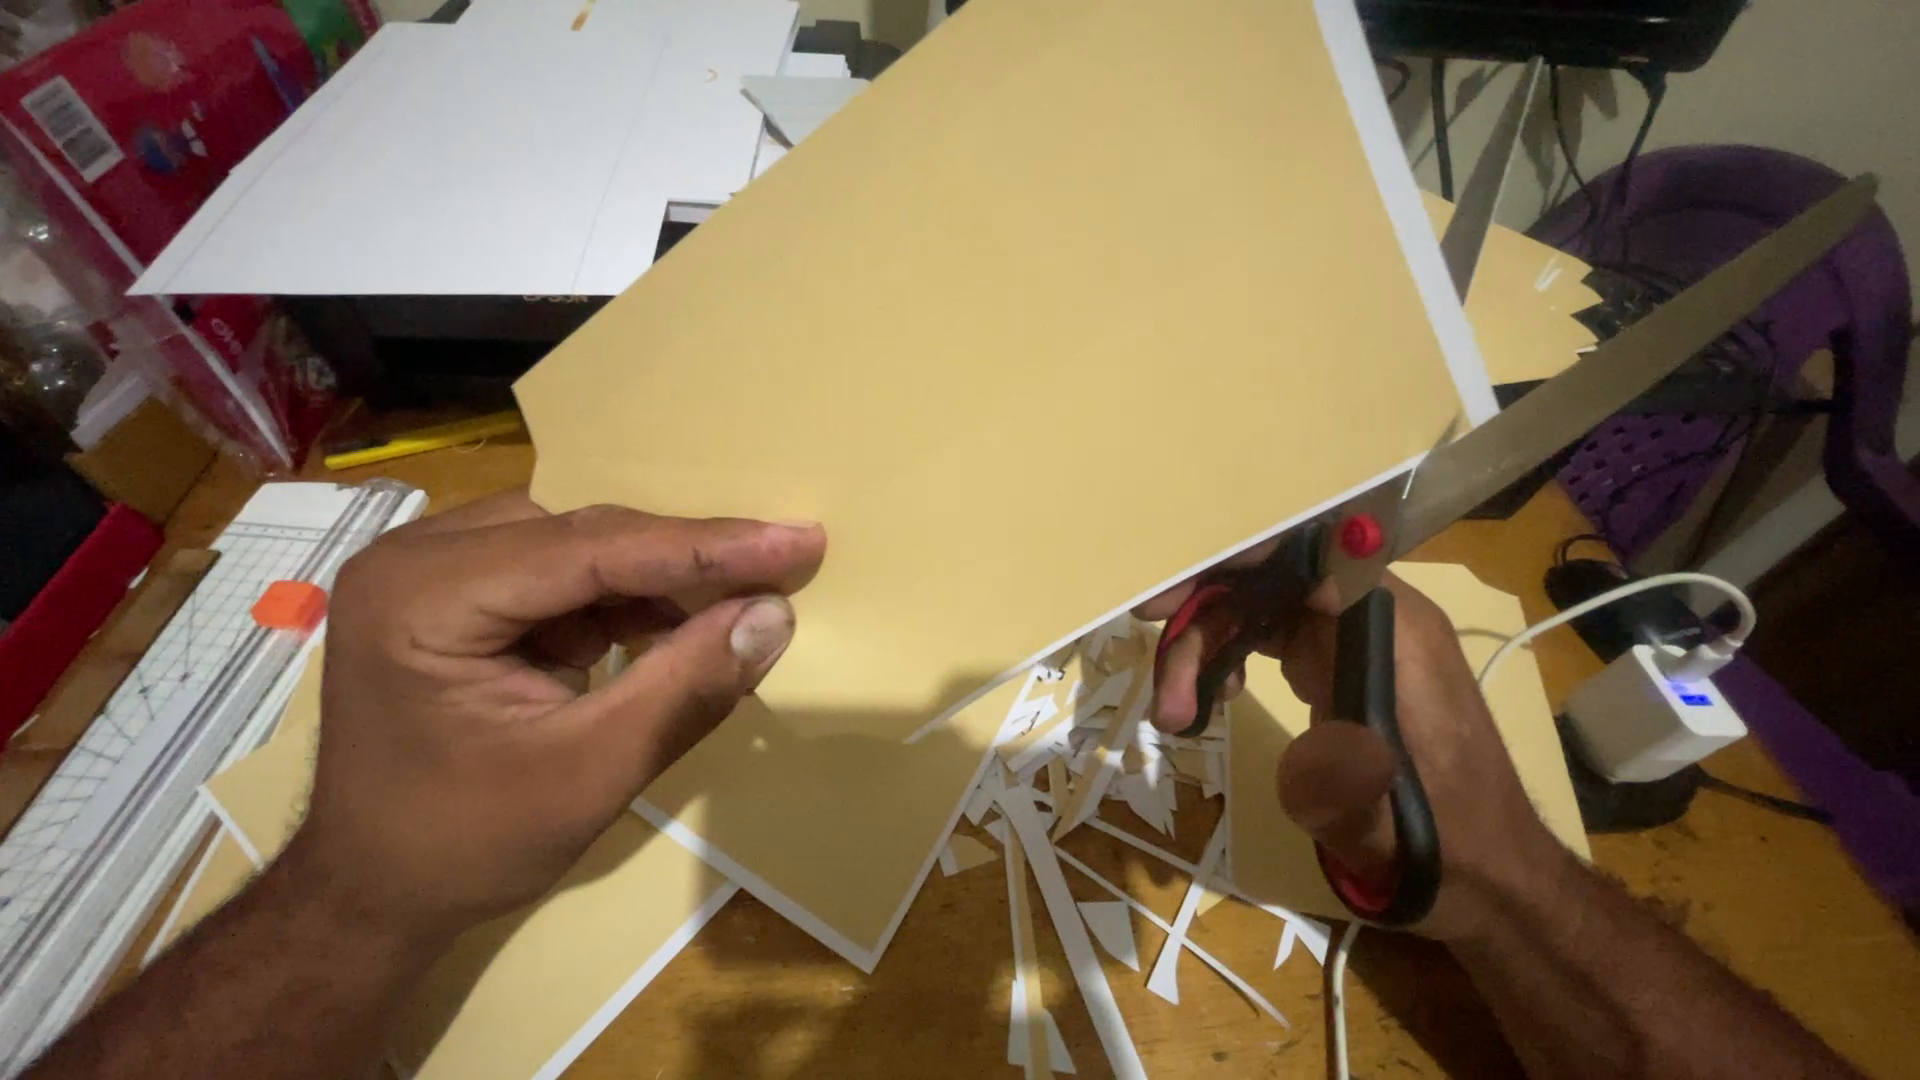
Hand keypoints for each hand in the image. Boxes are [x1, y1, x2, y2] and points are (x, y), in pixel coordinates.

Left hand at [283, 493, 826, 943]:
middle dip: (690, 558)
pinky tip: (675, 626)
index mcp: (423, 596)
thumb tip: (774, 615)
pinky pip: (571, 571)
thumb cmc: (465, 845)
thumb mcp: (590, 774)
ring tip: (738, 602)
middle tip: (784, 565)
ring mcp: (438, 569)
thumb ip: (685, 687)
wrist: (373, 893)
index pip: (591, 549)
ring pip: (586, 545)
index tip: (798, 540)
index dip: (706, 546)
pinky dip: (632, 599)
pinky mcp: (466, 591)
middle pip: (588, 534)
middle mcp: (422, 557)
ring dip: (664, 578)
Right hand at [1137, 563, 1561, 940]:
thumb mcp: (1367, 784)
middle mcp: (1368, 613)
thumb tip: (1299, 626)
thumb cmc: (1433, 837)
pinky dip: (1230, 657)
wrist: (1484, 875)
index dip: (1225, 563)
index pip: (1295, 553)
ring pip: (1257, 612)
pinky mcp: (1338, 661)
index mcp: (1386, 622)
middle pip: (1263, 585)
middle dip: (1201, 626)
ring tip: (1175, 714)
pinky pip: (1270, 634)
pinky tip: (1215, 696)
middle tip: (1160, 688)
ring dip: (1207, 651)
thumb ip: (1324, 692)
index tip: (1166, 598)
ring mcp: (1351, 637)